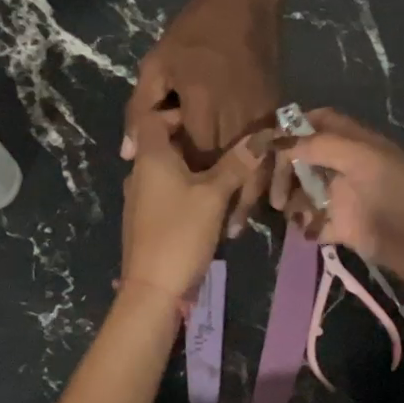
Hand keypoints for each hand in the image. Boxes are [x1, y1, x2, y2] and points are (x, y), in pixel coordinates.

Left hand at [120, 102, 273, 310]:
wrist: (153, 290)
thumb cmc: (180, 233)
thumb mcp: (214, 195)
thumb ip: (237, 163)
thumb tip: (263, 134)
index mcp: (150, 158)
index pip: (153, 117)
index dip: (178, 112)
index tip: (209, 117)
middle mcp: (140, 173)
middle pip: (164, 144)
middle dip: (196, 143)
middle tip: (230, 145)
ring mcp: (141, 198)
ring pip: (169, 171)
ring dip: (196, 169)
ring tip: (229, 173)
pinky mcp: (148, 220)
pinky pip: (169, 193)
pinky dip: (189, 190)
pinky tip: (214, 202)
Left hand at [121, 0, 281, 235]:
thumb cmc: (193, 32)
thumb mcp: (155, 67)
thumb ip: (140, 111)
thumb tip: (126, 152)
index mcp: (202, 113)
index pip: (191, 164)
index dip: (184, 190)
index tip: (177, 216)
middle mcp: (235, 121)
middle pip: (225, 173)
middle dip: (219, 205)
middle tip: (209, 234)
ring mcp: (260, 118)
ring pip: (253, 170)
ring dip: (245, 198)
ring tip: (233, 226)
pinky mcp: (276, 111)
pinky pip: (270, 154)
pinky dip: (263, 176)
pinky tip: (257, 193)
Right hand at [272, 109, 403, 288]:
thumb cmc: (399, 195)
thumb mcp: (362, 159)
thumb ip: (320, 145)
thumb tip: (278, 141)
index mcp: (356, 142)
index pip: (318, 122)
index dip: (293, 127)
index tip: (268, 145)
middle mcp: (346, 165)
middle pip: (304, 158)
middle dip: (285, 171)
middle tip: (274, 193)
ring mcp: (344, 196)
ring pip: (304, 191)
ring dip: (294, 200)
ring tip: (294, 214)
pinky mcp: (344, 226)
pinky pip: (314, 221)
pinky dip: (308, 225)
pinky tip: (312, 230)